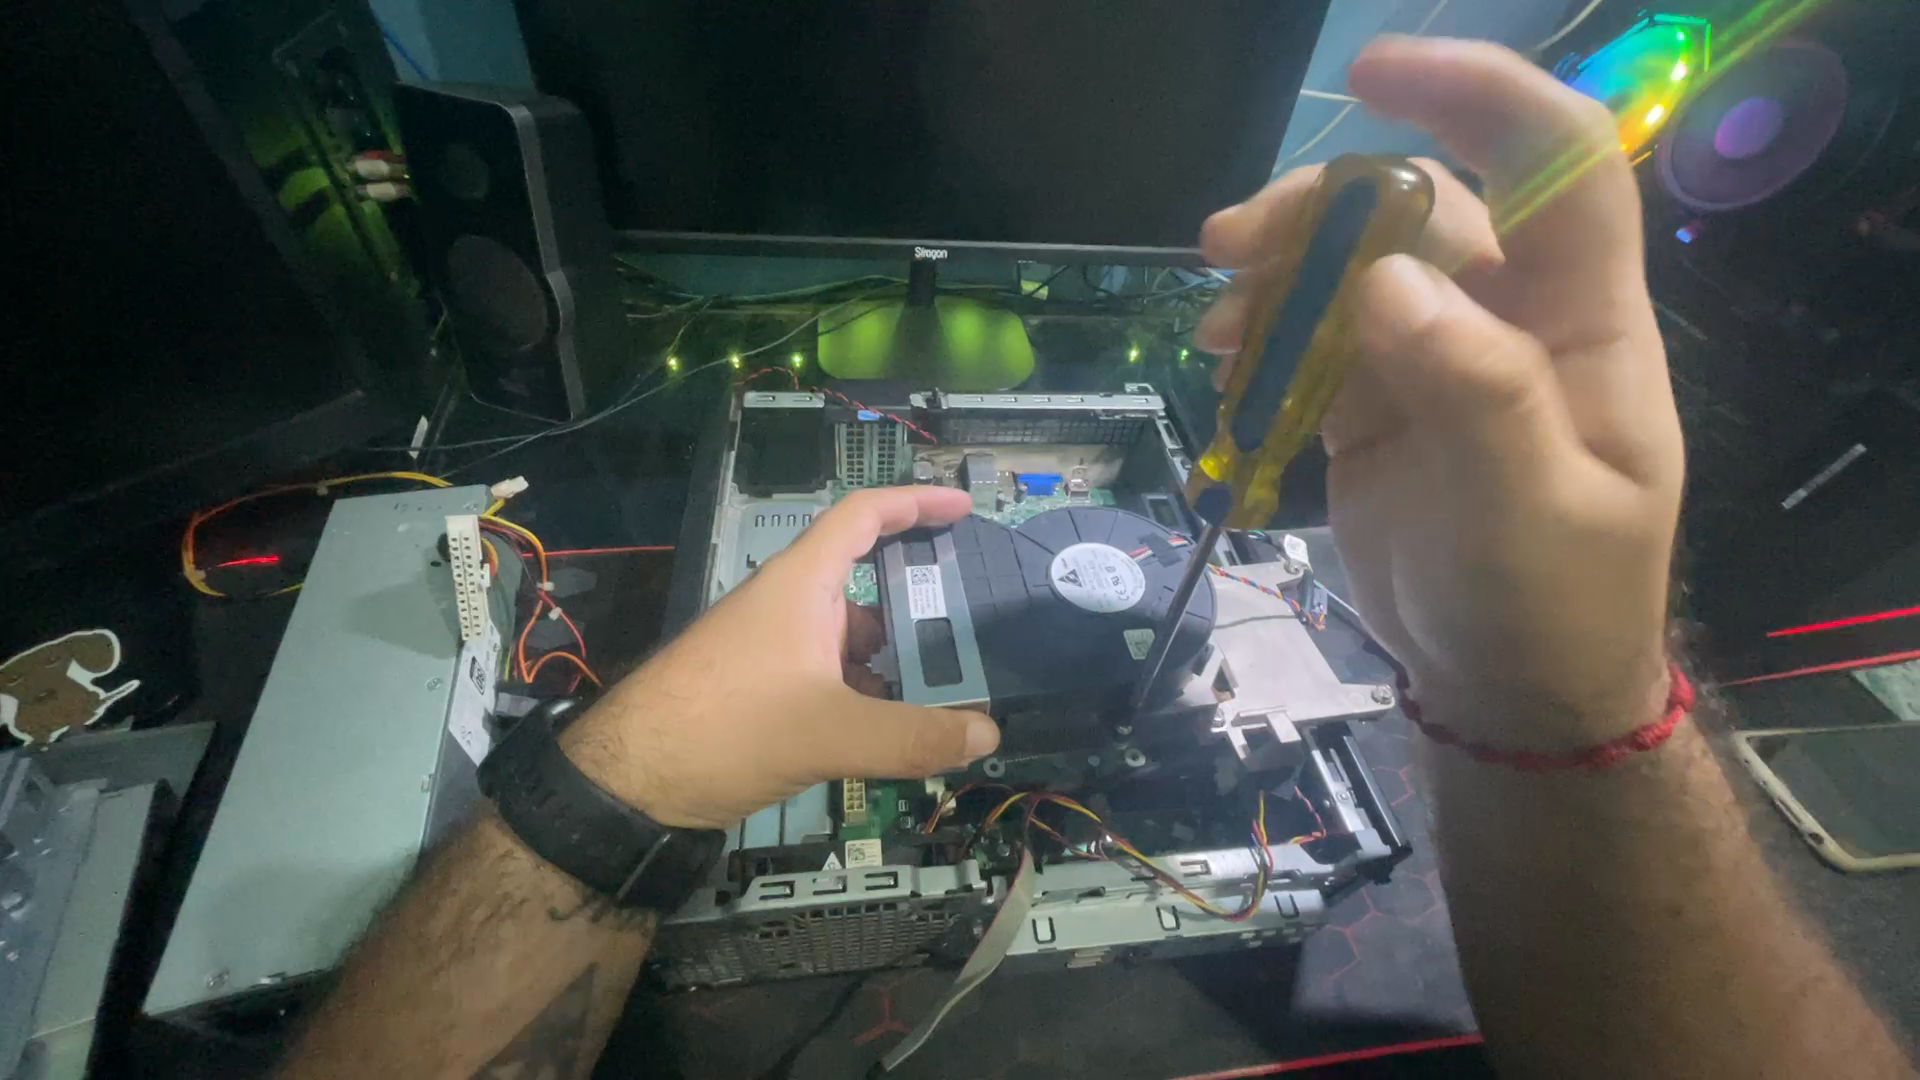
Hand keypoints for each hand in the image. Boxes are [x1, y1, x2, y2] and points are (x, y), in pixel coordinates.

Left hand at [561, 486, 1000, 828]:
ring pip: (849, 631)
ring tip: (950, 676)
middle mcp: (789, 603)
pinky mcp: (765, 684)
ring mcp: (775, 645)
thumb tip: (988, 736)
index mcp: (802, 583)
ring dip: (895, 648)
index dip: (916, 501)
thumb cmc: (726, 728)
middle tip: (973, 611)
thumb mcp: (829, 734)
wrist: (629, 783)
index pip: (864, 515)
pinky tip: (895, 720)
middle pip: (865, 575)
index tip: (963, 507)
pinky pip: (831, 669)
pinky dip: (867, 684)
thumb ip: (912, 737)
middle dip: (919, 591)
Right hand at [1197, 37, 1682, 747]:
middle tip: (1224, 247)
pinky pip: (1307, 351)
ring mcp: (1424, 368)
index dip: (1476, 101)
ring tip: (1213, 325)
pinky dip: (1262, 347)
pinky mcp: (1367, 412)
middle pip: (1413, 221)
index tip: (1371, 72)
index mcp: (1576, 327)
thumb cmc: (1544, 600)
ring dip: (1273, 285)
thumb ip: (1473, 390)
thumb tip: (1382, 283)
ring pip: (1344, 282)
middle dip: (1318, 216)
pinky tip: (1226, 364)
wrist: (1501, 678)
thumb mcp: (1527, 507)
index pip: (1552, 170)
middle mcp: (1499, 326)